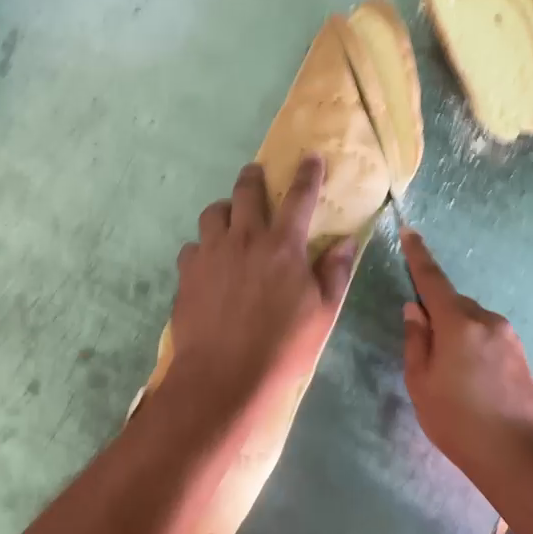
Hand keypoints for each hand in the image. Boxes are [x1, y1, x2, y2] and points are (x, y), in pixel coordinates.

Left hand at [163, 156, 356, 419]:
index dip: (307, 174)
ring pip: (213, 214)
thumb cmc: (282, 348)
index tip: (311, 156)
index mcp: (283, 246)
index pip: (300, 197)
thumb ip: (334, 273)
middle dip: (253, 177)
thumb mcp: (322, 314)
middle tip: (256, 174)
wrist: (223, 377)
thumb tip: (345, 241)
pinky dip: (202, 248)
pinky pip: (192, 247)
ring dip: (224, 210)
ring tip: (229, 219)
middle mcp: (245, 239)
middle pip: (245, 192)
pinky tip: (208, 263)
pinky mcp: (187, 273)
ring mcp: (211, 254)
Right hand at [401, 230, 532, 479]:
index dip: (418, 256)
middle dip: (436, 315)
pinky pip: (486, 338)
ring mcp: (508, 337)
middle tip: (423, 352)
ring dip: (456, 334)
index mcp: (458, 323)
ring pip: (471, 322)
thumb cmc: (457, 420)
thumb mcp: (420, 382)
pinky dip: (472, 347)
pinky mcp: (520, 354)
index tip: (410, 231)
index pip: (432, 280)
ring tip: (448, 375)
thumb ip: (416, 339)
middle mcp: (487, 320)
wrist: (516, 456)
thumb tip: (415, 309)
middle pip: (453, 304)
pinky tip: (469, 380)